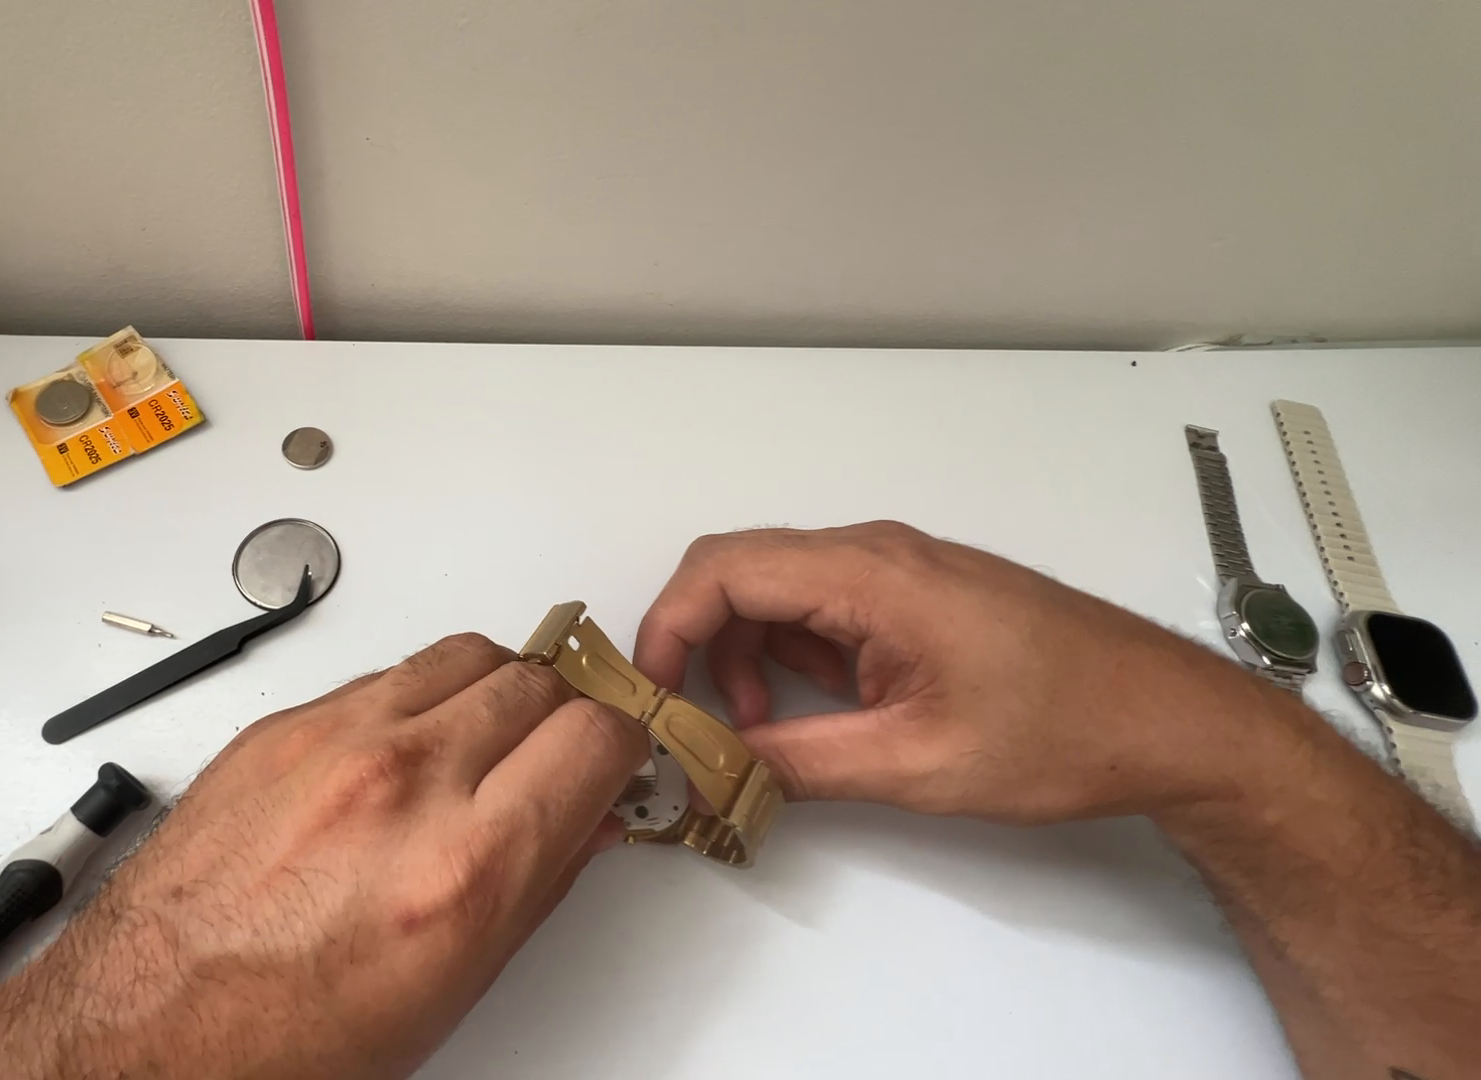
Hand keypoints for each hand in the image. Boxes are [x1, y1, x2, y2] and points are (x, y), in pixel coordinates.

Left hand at [0, 634, 645, 1079]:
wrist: (145, 1022)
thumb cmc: (290, 1035)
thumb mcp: (454, 984)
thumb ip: (542, 878)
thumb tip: (592, 813)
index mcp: (462, 869)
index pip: (595, 738)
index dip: (623, 742)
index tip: (617, 754)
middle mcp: (404, 784)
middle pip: (539, 682)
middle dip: (565, 715)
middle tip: (555, 749)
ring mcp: (338, 738)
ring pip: (473, 653)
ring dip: (501, 688)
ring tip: (488, 734)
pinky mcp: (289, 719)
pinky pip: (396, 670)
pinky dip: (428, 694)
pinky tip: (412, 741)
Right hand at [633, 523, 1313, 823]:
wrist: (1181, 721)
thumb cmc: (1063, 733)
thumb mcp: (917, 764)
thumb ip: (800, 763)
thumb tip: (718, 769)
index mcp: (870, 574)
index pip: (725, 569)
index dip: (669, 624)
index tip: (654, 691)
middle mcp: (870, 550)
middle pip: (736, 567)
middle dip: (694, 636)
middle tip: (690, 709)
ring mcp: (888, 564)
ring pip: (769, 583)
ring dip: (739, 646)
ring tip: (756, 719)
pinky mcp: (903, 588)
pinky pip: (811, 600)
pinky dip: (783, 647)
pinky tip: (806, 699)